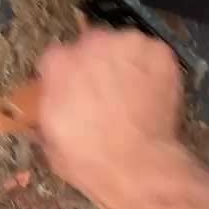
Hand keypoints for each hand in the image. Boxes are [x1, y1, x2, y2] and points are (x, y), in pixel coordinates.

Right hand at [35, 27, 206, 208]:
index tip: (71, 89)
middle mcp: (93, 44)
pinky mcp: (159, 52)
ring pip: (122, 46)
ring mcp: (129, 45)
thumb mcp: (50, 139)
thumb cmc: (87, 158)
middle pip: (91, 44)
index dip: (64, 75)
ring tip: (126, 95)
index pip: (56, 57)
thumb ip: (49, 109)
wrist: (136, 164)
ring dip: (122, 63)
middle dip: (94, 64)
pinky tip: (146, 94)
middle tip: (101, 93)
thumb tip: (52, 105)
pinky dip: (148, 69)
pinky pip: (150, 55)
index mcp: (59, 65)